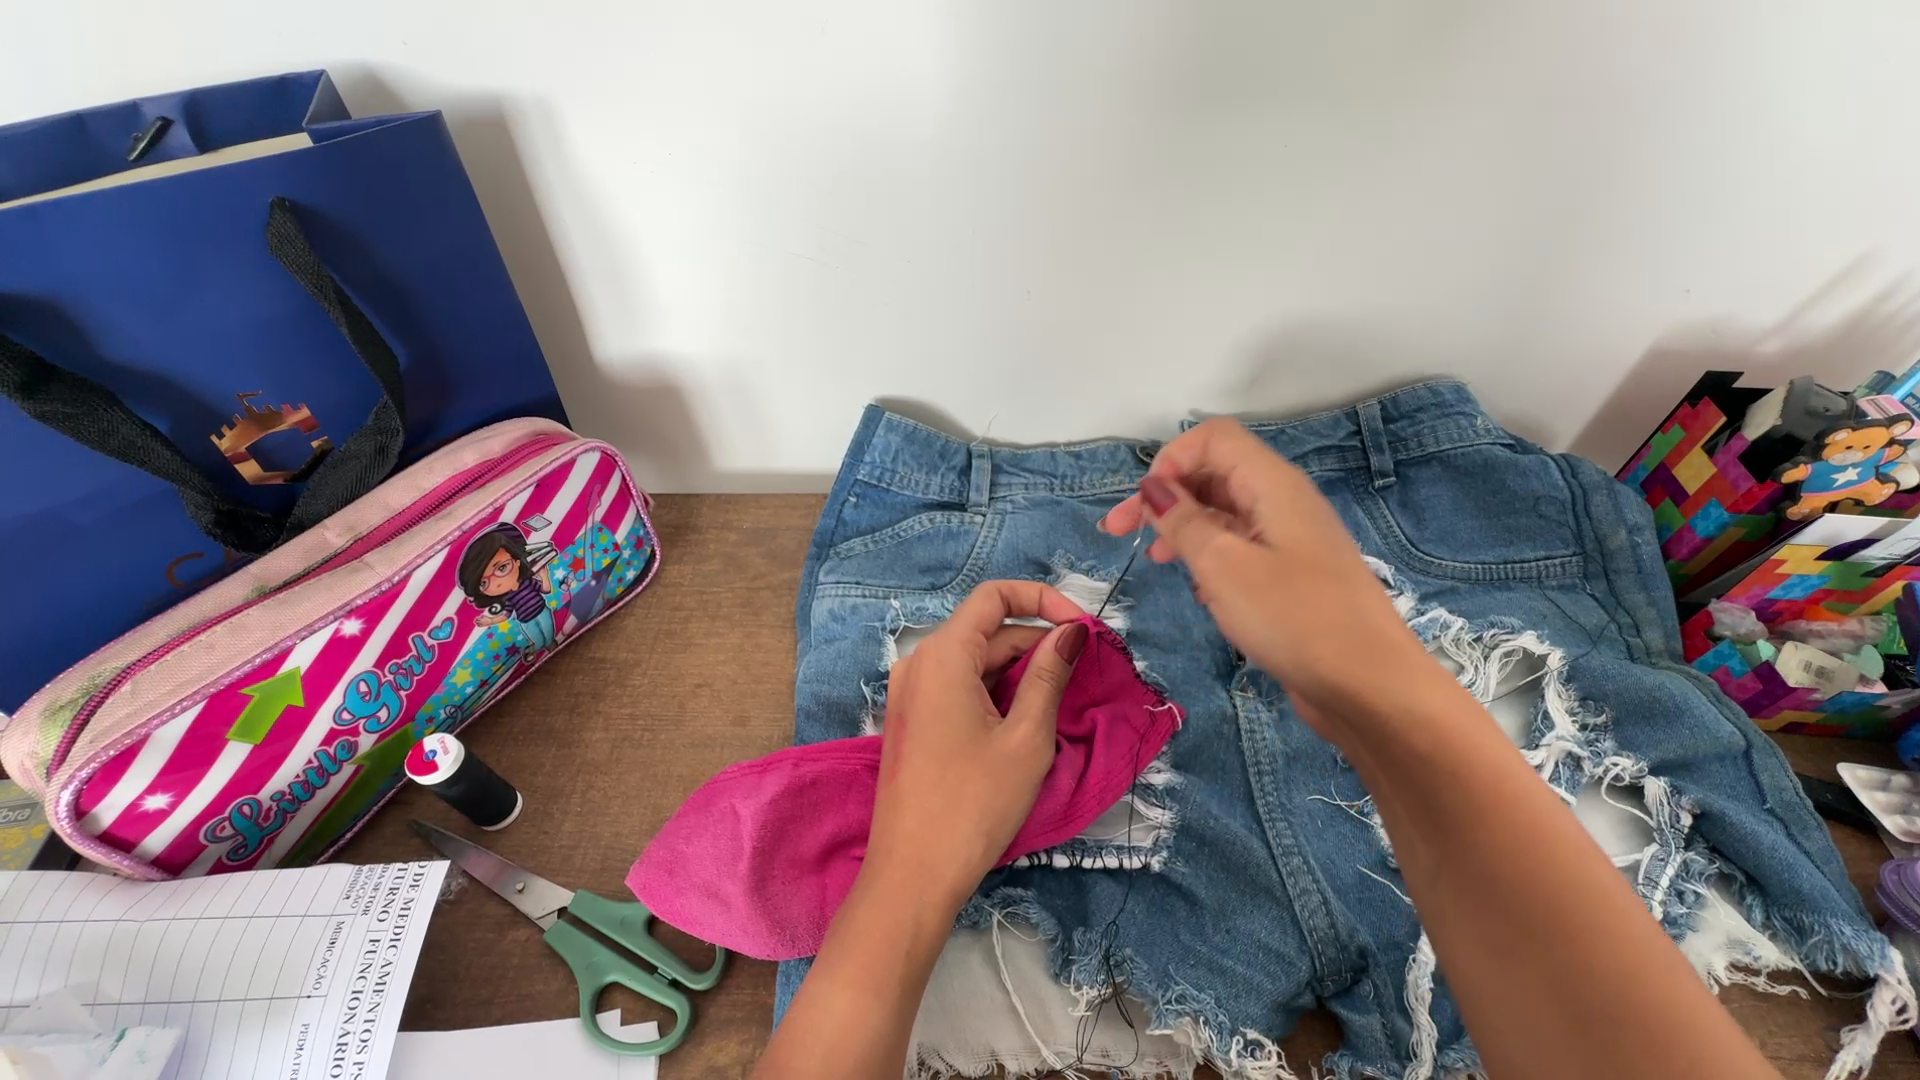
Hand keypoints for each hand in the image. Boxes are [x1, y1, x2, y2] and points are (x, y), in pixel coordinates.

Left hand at [864, 580, 1090, 910]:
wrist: (913, 874)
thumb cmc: (974, 803)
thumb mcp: (1026, 737)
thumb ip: (1050, 675)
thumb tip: (1072, 632)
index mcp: (942, 654)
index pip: (995, 596)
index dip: (1043, 600)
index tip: (1083, 628)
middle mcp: (918, 662)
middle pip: (987, 629)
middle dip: (1038, 640)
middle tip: (1086, 668)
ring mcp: (911, 691)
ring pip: (975, 659)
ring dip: (1020, 668)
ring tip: (1062, 697)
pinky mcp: (913, 718)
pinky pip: (959, 685)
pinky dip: (996, 689)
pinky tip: (1025, 715)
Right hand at [1102, 417, 1436, 733]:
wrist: (1370, 686)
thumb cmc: (1294, 618)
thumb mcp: (1224, 566)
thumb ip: (1183, 520)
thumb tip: (1152, 486)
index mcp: (1272, 485)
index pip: (1212, 438)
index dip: (1170, 461)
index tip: (1143, 507)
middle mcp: (1281, 502)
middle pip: (1213, 473)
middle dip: (1164, 496)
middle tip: (1119, 533)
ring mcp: (1288, 539)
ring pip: (1223, 513)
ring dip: (1182, 528)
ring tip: (1156, 561)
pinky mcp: (1290, 575)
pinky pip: (1239, 548)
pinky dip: (1209, 558)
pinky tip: (1198, 589)